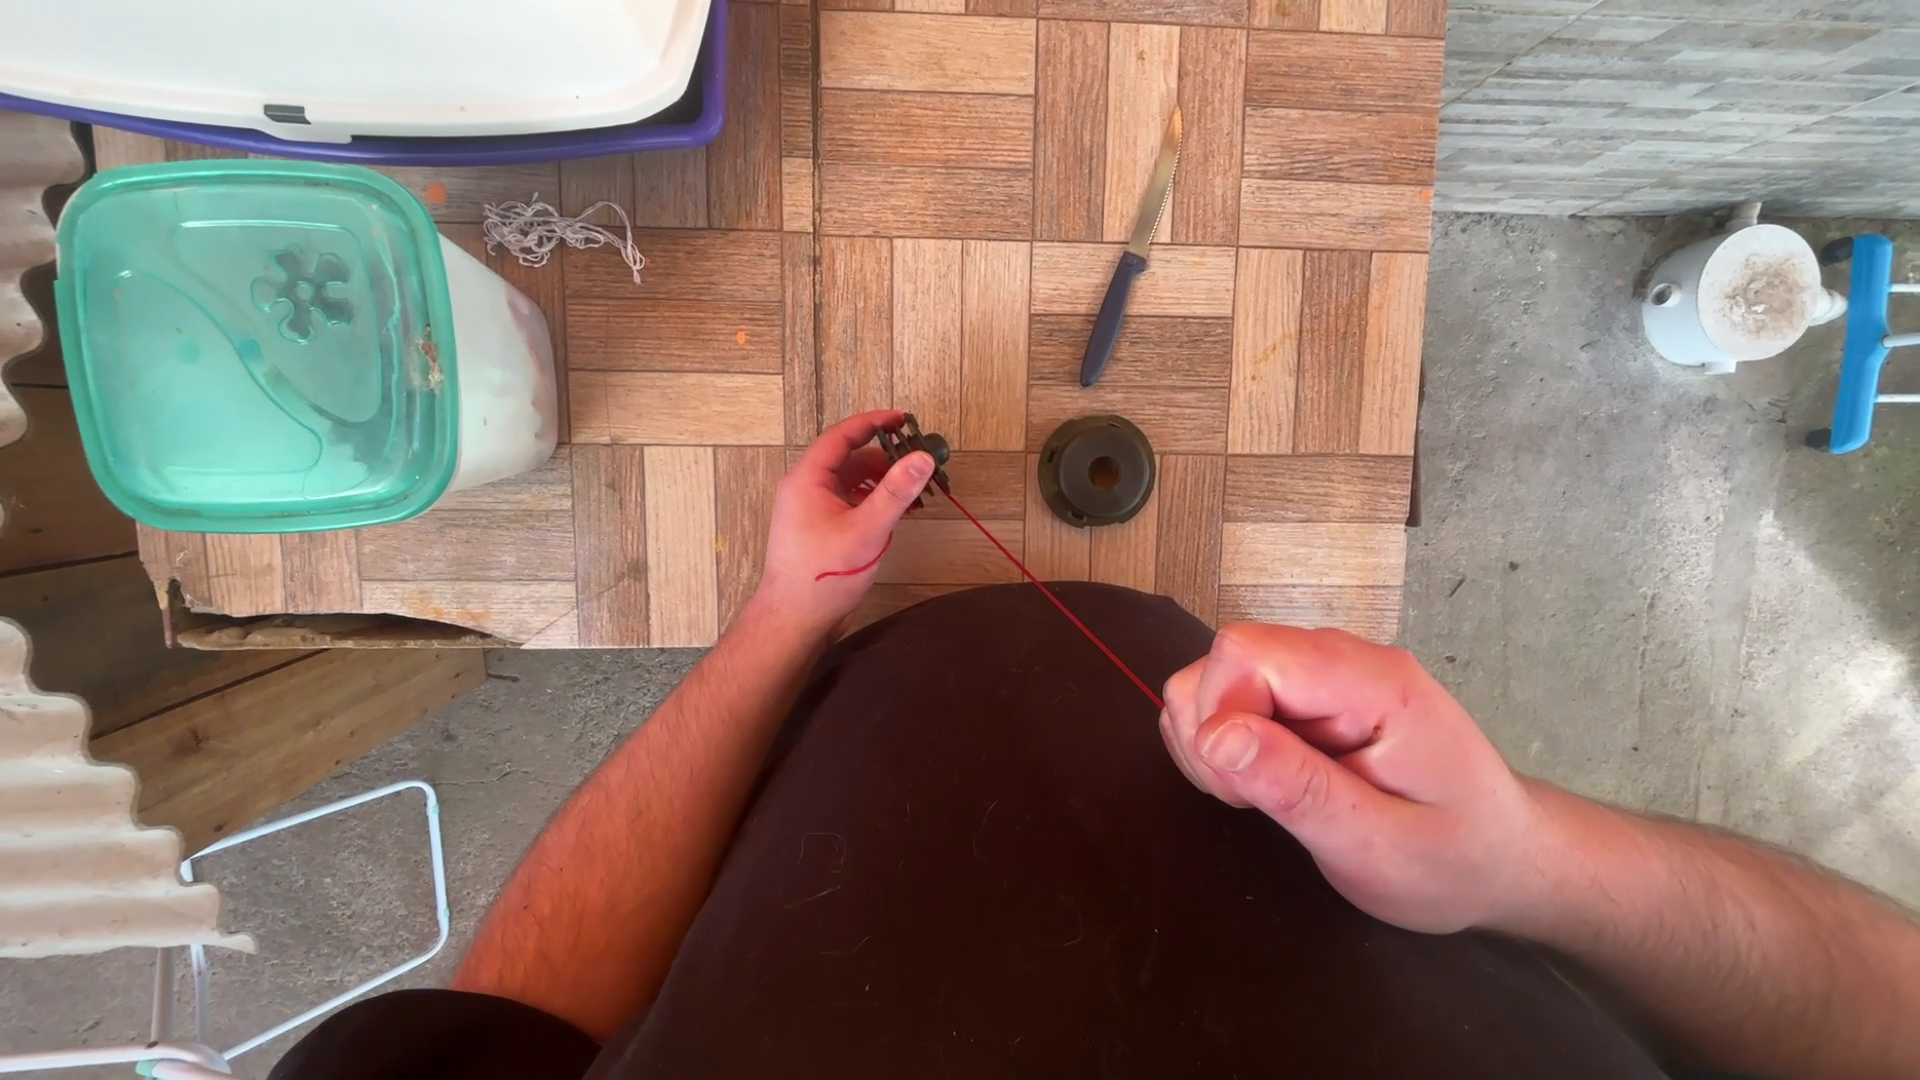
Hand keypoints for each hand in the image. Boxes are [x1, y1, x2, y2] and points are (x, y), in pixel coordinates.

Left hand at [751, 410, 933, 640]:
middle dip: (885, 457)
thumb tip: (921, 459)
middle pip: (849, 459)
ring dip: (882, 482)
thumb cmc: (821, 577)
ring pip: (851, 482)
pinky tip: (896, 514)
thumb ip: (896, 492)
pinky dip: (874, 502)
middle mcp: (806, 490)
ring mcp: (813, 511)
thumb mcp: (867, 530)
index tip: (902, 419)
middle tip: (917, 460)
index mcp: (807, 480)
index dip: (873, 423)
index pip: (842, 436)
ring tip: (914, 490)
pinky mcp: (821, 530)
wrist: (795, 619)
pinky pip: (850, 503)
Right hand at [1158, 624, 1547, 933]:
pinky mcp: (1294, 689)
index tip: (1243, 788)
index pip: (1246, 653)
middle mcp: (1335, 656)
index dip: (1220, 715)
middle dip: (1209, 732)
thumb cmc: (1452, 860)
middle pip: (1223, 658)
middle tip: (1250, 798)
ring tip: (1257, 792)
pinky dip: (1214, 740)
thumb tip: (1214, 736)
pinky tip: (1255, 776)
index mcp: (1371, 681)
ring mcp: (1313, 668)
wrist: (1498, 855)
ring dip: (1206, 739)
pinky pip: (1219, 694)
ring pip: (1210, 674)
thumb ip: (1298, 788)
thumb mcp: (1379, 847)